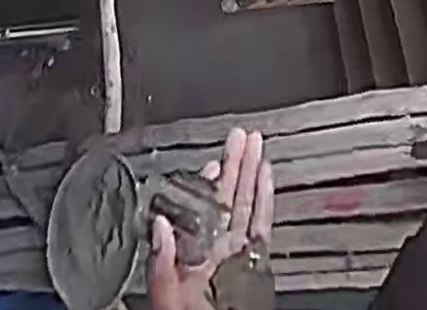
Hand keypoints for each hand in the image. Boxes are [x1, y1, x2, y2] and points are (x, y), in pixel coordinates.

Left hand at [148, 128, 273, 309]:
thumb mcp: (165, 301)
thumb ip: (162, 264)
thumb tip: (159, 223)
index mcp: (190, 257)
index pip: (200, 208)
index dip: (207, 180)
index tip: (214, 155)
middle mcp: (214, 253)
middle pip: (227, 200)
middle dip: (235, 165)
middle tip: (242, 135)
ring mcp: (236, 259)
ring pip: (246, 206)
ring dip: (252, 173)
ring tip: (257, 145)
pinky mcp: (256, 269)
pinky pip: (263, 228)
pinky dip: (266, 199)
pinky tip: (267, 177)